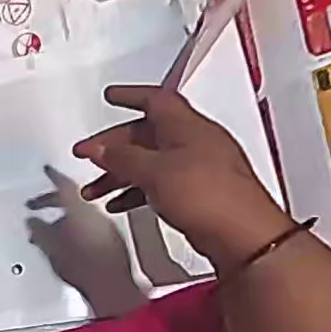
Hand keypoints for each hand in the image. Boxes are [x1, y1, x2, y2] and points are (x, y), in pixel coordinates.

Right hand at [24, 165, 145, 318]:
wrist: (117, 293)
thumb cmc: (91, 269)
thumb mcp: (54, 250)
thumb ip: (42, 232)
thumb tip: (33, 222)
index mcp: (83, 211)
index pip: (66, 185)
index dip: (53, 176)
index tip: (46, 170)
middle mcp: (98, 215)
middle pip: (80, 192)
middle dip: (60, 194)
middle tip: (43, 199)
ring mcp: (109, 227)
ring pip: (90, 207)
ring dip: (72, 209)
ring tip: (57, 217)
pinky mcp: (116, 240)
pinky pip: (97, 220)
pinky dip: (83, 221)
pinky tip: (75, 231)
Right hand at [73, 85, 294, 270]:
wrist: (241, 235)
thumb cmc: (210, 196)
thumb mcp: (154, 171)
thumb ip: (122, 157)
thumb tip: (100, 148)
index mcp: (187, 127)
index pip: (155, 100)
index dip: (130, 96)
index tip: (112, 95)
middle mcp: (194, 143)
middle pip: (145, 134)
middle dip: (113, 145)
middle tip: (89, 153)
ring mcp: (197, 167)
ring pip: (148, 162)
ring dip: (119, 173)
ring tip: (96, 188)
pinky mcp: (196, 192)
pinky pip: (157, 183)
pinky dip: (135, 190)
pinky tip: (121, 202)